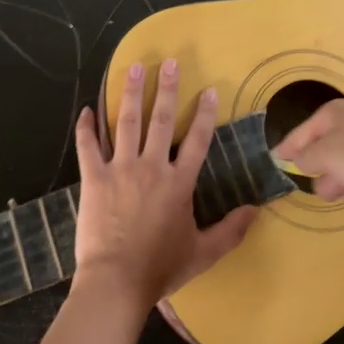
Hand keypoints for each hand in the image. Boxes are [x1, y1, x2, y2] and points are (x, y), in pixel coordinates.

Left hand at [71, 59, 257, 314]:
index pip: (197, 140)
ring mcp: (120, 169)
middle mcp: (151, 167)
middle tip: (170, 62)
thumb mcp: (204, 253)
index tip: (208, 90)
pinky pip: (88, 147)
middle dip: (166, 88)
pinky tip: (86, 109)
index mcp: (179, 183)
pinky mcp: (94, 178)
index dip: (204, 114)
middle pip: (161, 120)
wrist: (117, 282)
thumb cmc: (161, 268)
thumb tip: (257, 210)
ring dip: (131, 92)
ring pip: (126, 123)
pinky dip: (86, 128)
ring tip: (134, 67)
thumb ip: (231, 230)